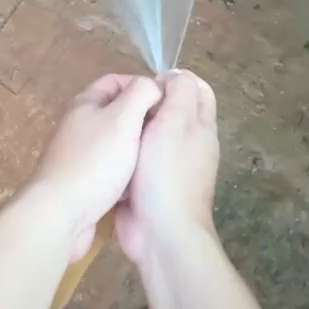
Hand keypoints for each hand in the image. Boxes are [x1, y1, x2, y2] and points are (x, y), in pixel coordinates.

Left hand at [23, 74, 162, 258]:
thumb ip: (140, 95)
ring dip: (137, 149)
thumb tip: (153, 85)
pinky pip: (111, 169)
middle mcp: (79, 124)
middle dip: (142, 119)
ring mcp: (79, 153)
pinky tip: (142, 184)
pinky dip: (127, 173)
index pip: (115, 81)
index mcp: (85, 103)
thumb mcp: (122, 119)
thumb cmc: (95, 161)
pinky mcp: (82, 181)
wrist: (62, 214)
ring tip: (159, 158)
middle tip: (167, 132)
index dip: (142, 86)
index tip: (166, 102)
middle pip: (117, 112)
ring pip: (117, 143)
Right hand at [116, 69, 219, 266]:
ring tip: (110, 120)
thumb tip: (173, 75)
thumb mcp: (177, 121)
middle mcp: (188, 145)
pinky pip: (137, 157)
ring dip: (133, 126)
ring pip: (150, 133)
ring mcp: (169, 166)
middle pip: (172, 110)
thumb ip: (178, 92)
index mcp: (200, 128)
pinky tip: (108, 146)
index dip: (174, 78)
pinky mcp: (149, 184)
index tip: (147, 82)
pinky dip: (125, 149)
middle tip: (124, 101)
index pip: (197, 89)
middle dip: (150, 101)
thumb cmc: (168, 172)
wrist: (160, 233)